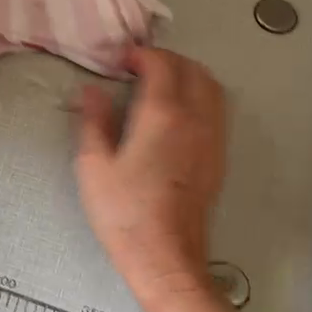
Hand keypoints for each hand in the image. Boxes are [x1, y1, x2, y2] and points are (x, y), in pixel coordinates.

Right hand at [75, 46, 227, 299]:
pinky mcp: (218, 157)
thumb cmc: (123, 213)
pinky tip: (177, 113)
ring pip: (212, 87)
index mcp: (163, 115)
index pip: (161, 65)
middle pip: (193, 69)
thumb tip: (92, 91)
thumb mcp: (93, 165)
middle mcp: (196, 119)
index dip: (140, 54)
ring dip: (188, 75)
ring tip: (160, 84)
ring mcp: (213, 139)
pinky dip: (200, 96)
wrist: (165, 257)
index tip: (119, 61)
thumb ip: (93, 121)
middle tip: (138, 67)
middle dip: (166, 59)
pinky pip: (218, 109)